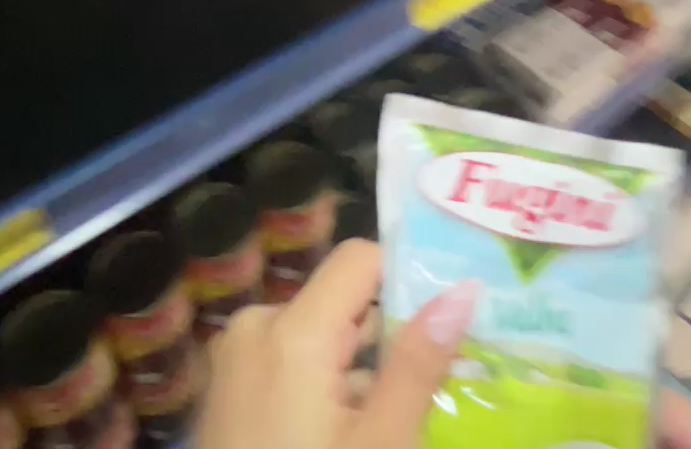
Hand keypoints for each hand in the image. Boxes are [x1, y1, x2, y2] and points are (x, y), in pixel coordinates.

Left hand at [195, 239, 479, 448]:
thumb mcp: (380, 446)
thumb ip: (417, 364)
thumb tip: (462, 289)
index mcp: (290, 328)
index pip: (358, 260)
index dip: (406, 280)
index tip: (447, 317)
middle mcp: (256, 324)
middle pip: (340, 301)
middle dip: (386, 337)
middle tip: (439, 379)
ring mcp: (236, 356)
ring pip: (316, 335)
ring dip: (358, 368)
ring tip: (397, 415)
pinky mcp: (228, 385)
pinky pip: (289, 361)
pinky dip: (323, 384)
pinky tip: (349, 431)